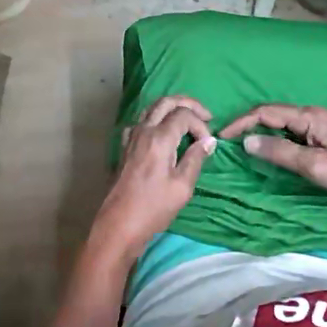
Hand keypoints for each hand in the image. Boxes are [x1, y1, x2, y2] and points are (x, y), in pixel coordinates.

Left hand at [94, 95, 216, 257]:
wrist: (118, 225)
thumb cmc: (153, 208)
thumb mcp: (182, 187)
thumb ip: (195, 159)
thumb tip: (208, 141)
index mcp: (159, 138)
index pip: (184, 115)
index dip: (201, 124)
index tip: (208, 144)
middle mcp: (143, 131)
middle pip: (166, 102)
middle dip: (189, 104)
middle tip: (205, 115)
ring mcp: (131, 137)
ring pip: (152, 108)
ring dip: (172, 108)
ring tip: (188, 120)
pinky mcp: (124, 147)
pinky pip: (141, 122)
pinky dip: (155, 120)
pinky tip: (162, 134)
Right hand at [219, 104, 326, 215]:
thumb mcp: (314, 166)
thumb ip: (280, 152)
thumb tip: (248, 142)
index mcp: (310, 116)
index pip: (266, 111)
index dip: (242, 122)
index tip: (222, 136)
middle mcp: (315, 116)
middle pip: (275, 114)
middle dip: (250, 124)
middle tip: (229, 141)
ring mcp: (323, 127)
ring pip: (285, 124)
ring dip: (264, 132)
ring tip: (245, 147)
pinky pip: (296, 134)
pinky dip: (279, 140)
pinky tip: (274, 153)